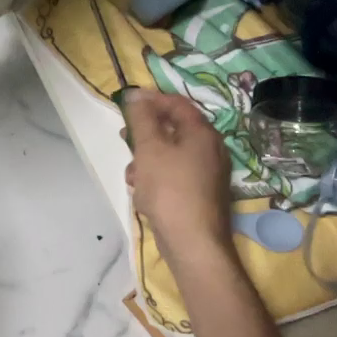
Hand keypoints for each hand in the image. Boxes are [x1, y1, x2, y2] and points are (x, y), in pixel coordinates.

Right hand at [123, 90, 234, 269]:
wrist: (193, 242)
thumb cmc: (169, 189)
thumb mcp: (150, 148)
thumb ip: (142, 118)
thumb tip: (137, 95)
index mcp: (202, 133)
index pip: (178, 103)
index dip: (152, 99)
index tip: (127, 103)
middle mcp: (211, 149)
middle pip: (174, 128)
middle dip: (146, 132)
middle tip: (124, 137)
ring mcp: (209, 172)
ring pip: (172, 153)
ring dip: (148, 157)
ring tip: (131, 174)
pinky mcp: (202, 193)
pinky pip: (176, 173)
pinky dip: (157, 175)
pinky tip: (143, 191)